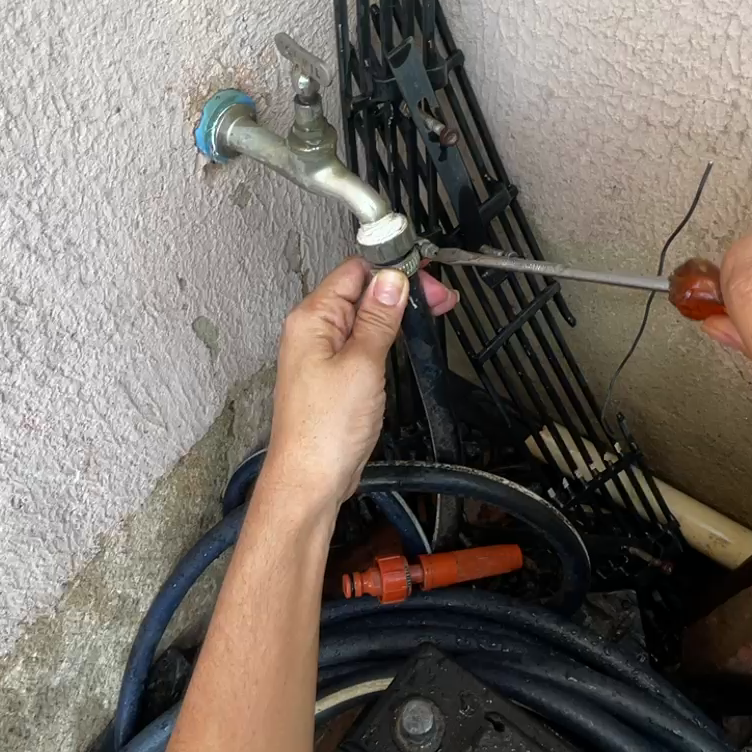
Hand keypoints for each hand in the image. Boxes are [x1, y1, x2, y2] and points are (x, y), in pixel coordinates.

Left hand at [260, 259, 457, 514]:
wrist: (310, 482)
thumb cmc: (324, 431)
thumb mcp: (363, 364)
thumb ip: (379, 319)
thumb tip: (392, 280)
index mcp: (312, 319)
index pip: (355, 271)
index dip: (393, 270)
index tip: (426, 278)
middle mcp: (312, 332)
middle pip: (361, 292)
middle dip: (401, 291)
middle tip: (440, 299)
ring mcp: (322, 354)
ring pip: (363, 318)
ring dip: (396, 313)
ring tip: (430, 311)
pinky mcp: (333, 376)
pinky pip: (361, 343)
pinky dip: (385, 337)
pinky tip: (403, 337)